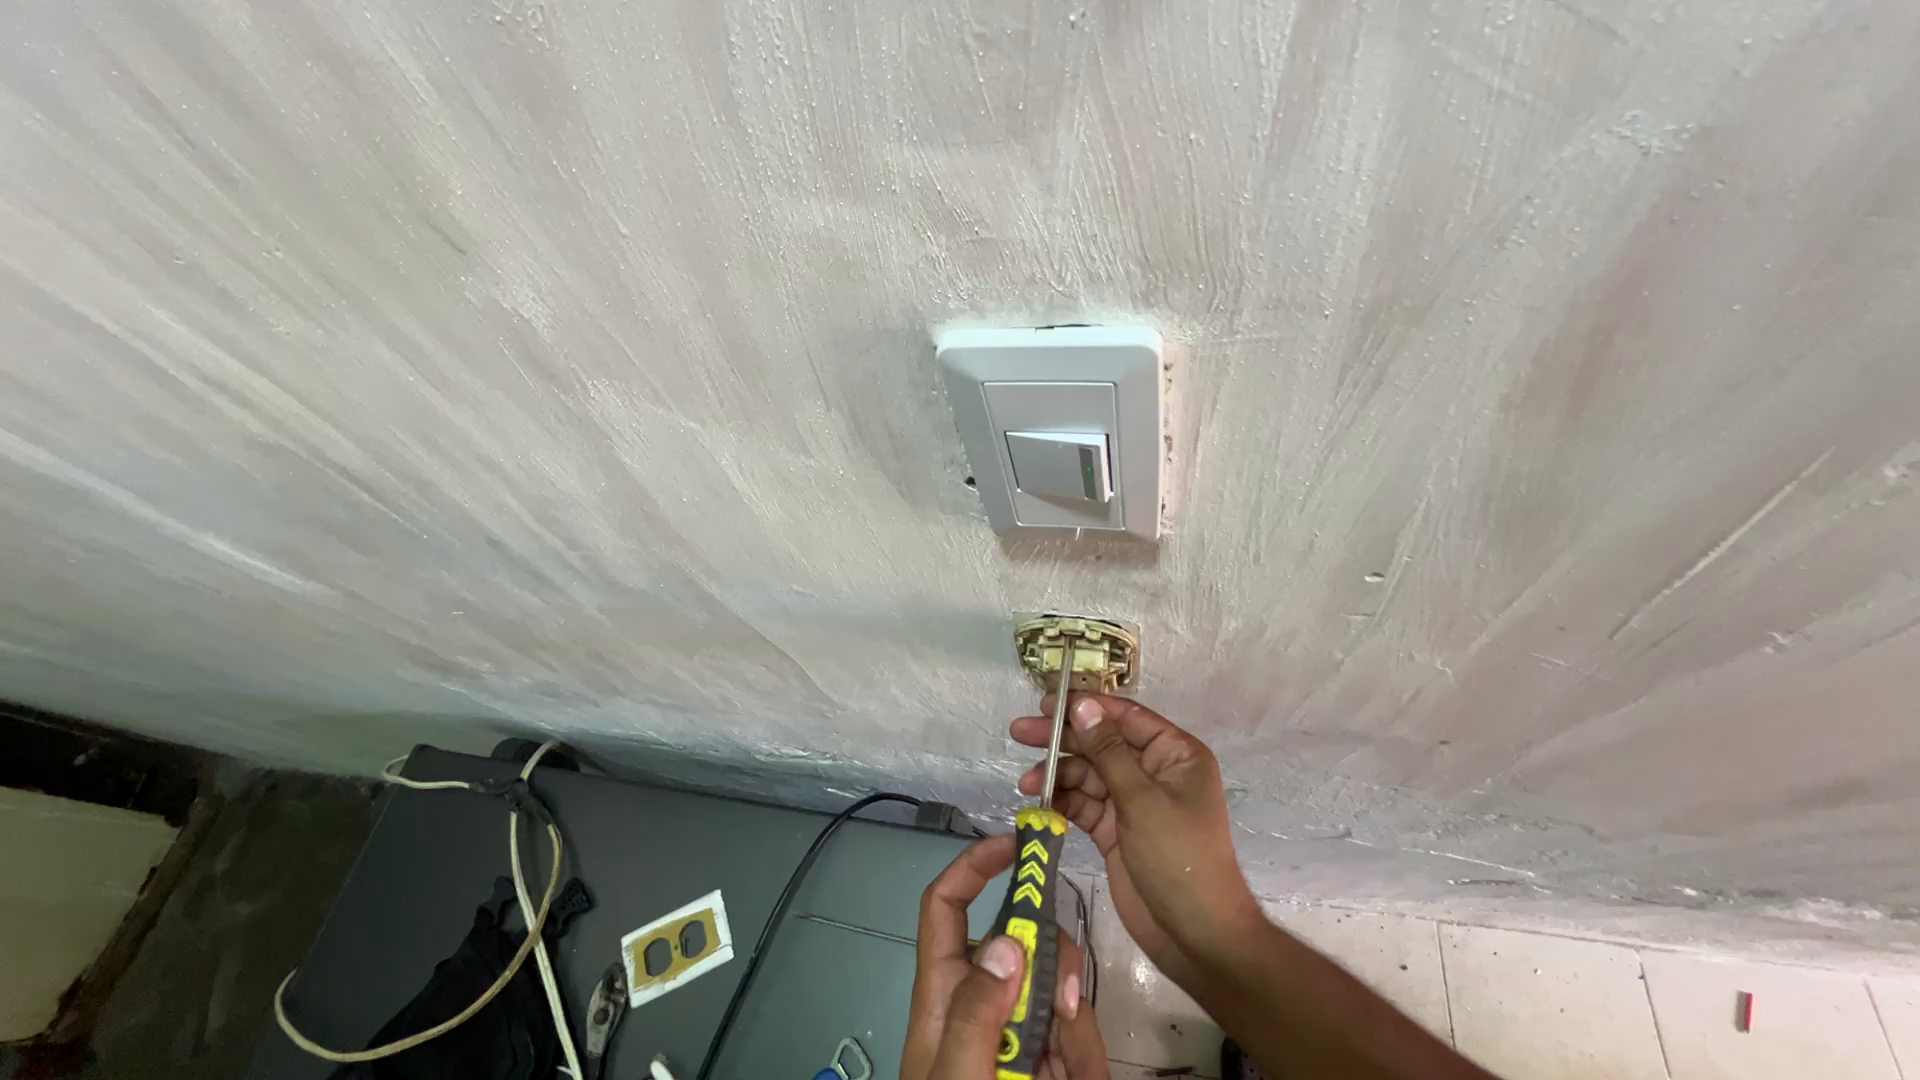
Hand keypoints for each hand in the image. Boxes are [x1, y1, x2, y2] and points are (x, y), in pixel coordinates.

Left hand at [904, 835, 1109, 1079]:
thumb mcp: (956, 1073)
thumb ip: (976, 1012)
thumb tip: (1009, 941)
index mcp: (945, 991)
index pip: (947, 906)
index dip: (974, 866)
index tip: (1016, 844)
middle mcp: (984, 998)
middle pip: (1026, 939)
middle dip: (1055, 963)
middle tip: (1066, 1003)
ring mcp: (1020, 1025)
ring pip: (1062, 985)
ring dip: (1074, 1028)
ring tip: (1066, 1074)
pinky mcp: (1052, 1054)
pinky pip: (1082, 1031)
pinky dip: (1086, 1058)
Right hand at [1012, 694, 1260, 977]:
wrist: (1194, 935)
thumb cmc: (1178, 858)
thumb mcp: (1142, 800)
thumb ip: (1108, 751)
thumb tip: (1083, 706)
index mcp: (1174, 754)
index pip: (1125, 717)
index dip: (1085, 708)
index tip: (1046, 704)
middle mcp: (1154, 771)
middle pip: (1101, 743)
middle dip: (1062, 739)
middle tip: (1020, 732)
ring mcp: (1134, 802)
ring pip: (1088, 774)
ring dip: (1057, 775)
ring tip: (1026, 783)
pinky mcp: (1116, 830)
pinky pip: (1084, 804)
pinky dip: (1062, 801)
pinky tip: (1039, 802)